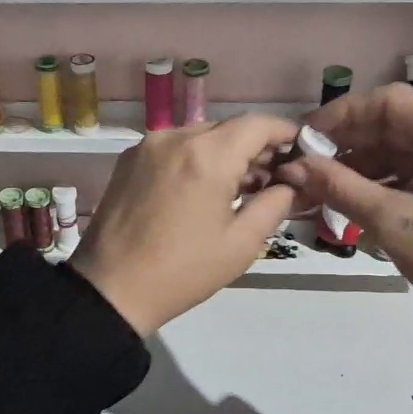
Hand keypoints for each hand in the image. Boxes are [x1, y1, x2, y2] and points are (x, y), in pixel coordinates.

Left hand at [69, 115, 300, 335]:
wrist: (111, 289)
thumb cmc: (183, 270)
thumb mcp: (242, 243)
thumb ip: (275, 203)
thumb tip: (293, 183)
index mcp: (207, 155)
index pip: (257, 124)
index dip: (285, 132)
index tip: (301, 150)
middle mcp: (175, 137)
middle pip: (228, 128)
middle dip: (255, 147)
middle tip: (274, 178)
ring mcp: (147, 146)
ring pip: (200, 136)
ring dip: (224, 153)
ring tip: (239, 189)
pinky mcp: (128, 160)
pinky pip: (173, 147)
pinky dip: (195, 159)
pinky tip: (202, 190)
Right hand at [275, 84, 412, 374]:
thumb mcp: (391, 222)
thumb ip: (340, 187)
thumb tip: (293, 166)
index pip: (392, 102)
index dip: (345, 114)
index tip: (308, 137)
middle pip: (398, 122)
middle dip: (351, 140)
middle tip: (311, 161)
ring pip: (405, 146)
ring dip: (364, 160)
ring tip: (326, 182)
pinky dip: (385, 177)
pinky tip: (355, 194)